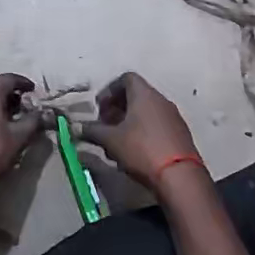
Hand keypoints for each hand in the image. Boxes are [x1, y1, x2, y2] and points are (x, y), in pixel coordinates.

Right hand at [82, 72, 201, 195]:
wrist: (179, 176)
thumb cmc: (141, 149)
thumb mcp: (110, 140)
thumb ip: (91, 131)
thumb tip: (75, 127)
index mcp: (145, 94)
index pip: (126, 78)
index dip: (109, 91)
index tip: (99, 108)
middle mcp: (161, 100)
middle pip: (136, 95)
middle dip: (116, 109)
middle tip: (104, 126)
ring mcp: (173, 117)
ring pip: (146, 112)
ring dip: (128, 122)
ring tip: (116, 142)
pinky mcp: (180, 135)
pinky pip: (156, 125)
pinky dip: (142, 132)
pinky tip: (134, 152)